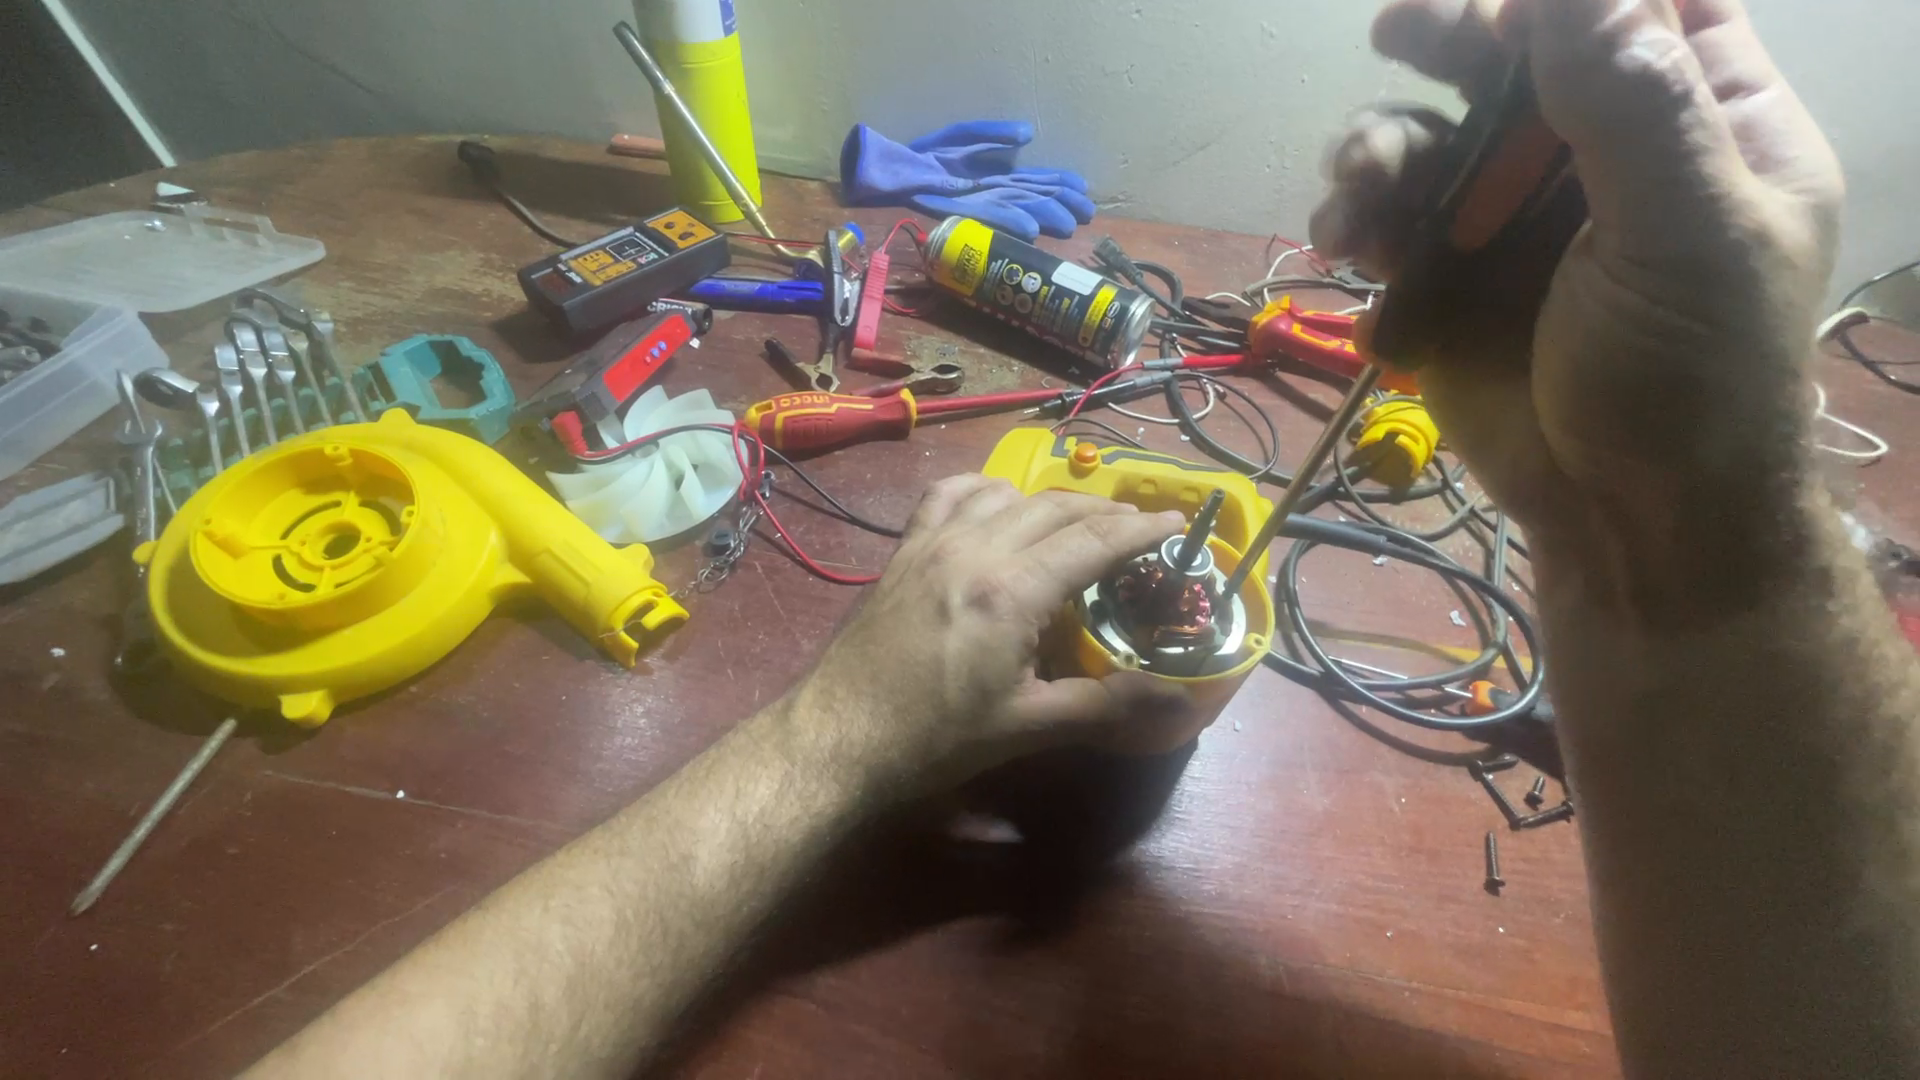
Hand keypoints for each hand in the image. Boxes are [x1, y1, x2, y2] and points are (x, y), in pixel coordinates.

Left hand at [790, 476, 1186, 788]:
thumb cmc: (936, 737)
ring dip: (1048, 499)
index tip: (1176, 522)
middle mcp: (974, 549)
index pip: (1093, 540)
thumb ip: (1105, 704)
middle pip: (1054, 507)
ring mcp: (933, 543)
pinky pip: (946, 495)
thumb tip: (1176, 699)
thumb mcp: (1028, 726)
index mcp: (1011, 591)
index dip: (1141, 528)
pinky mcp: (904, 551)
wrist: (842, 736)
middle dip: (1104, 510)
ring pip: (1004, 493)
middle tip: (1137, 526)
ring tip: (1075, 520)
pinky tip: (995, 501)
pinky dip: (981, 488)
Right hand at [1314, 0, 1843, 617]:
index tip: (1493, 9)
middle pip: (1505, 66)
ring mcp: (1502, 224)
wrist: (1614, 500)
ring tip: (1349, 198)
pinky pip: (1387, 230)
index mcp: (1683, 120)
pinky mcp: (1441, 283)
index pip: (1626, 11)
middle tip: (1390, 28)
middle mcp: (1582, 159)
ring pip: (1425, 150)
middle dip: (1444, 46)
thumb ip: (1630, 102)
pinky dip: (1358, 229)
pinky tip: (1346, 247)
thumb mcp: (1682, 230)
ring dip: (1376, 157)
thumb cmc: (1683, 367)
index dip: (1554, 0)